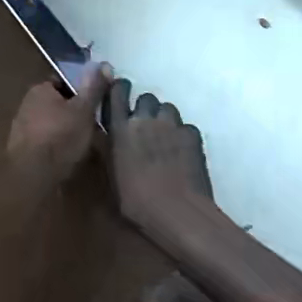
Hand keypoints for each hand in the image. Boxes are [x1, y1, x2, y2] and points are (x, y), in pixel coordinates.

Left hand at [6, 62, 111, 186]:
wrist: (32, 175)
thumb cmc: (60, 137)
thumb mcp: (84, 110)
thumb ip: (94, 87)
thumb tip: (104, 63)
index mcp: (40, 89)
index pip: (62, 83)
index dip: (79, 93)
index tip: (93, 106)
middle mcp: (26, 103)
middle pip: (55, 103)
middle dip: (71, 113)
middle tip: (90, 127)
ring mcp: (20, 127)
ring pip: (48, 123)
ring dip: (62, 131)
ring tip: (81, 145)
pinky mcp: (20, 149)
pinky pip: (42, 141)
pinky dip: (53, 146)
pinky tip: (65, 158)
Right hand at [104, 76, 213, 238]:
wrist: (177, 213)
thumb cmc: (136, 202)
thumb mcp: (112, 174)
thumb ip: (111, 149)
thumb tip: (109, 138)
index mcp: (120, 127)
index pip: (117, 91)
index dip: (120, 88)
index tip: (122, 92)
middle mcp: (145, 118)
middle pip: (146, 97)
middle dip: (146, 109)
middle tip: (146, 127)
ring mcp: (171, 124)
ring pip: (168, 108)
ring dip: (165, 119)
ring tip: (166, 139)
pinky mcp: (192, 134)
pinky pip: (186, 126)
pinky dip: (183, 135)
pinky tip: (183, 152)